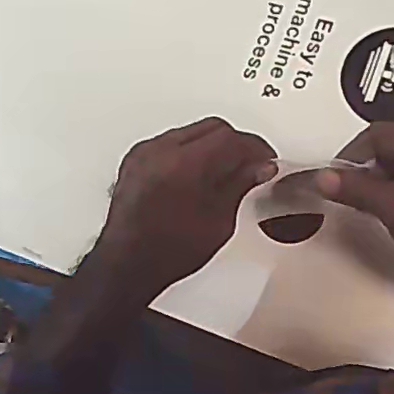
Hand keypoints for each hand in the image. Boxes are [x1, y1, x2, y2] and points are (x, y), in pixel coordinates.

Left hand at [93, 118, 276, 296]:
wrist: (128, 264)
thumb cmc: (166, 252)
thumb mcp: (219, 221)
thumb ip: (239, 185)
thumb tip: (257, 168)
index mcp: (185, 163)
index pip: (230, 138)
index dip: (254, 147)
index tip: (265, 159)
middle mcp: (160, 152)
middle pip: (211, 129)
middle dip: (235, 144)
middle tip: (250, 164)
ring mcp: (144, 155)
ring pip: (189, 133)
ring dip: (211, 146)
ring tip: (224, 172)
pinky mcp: (134, 162)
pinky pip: (168, 144)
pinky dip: (187, 152)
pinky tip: (197, 174)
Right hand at [314, 122, 393, 284]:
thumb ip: (355, 189)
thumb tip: (322, 177)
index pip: (375, 135)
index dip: (350, 158)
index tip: (333, 180)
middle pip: (379, 150)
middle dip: (361, 174)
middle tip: (350, 197)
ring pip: (385, 169)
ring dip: (370, 187)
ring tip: (370, 208)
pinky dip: (381, 196)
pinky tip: (380, 213)